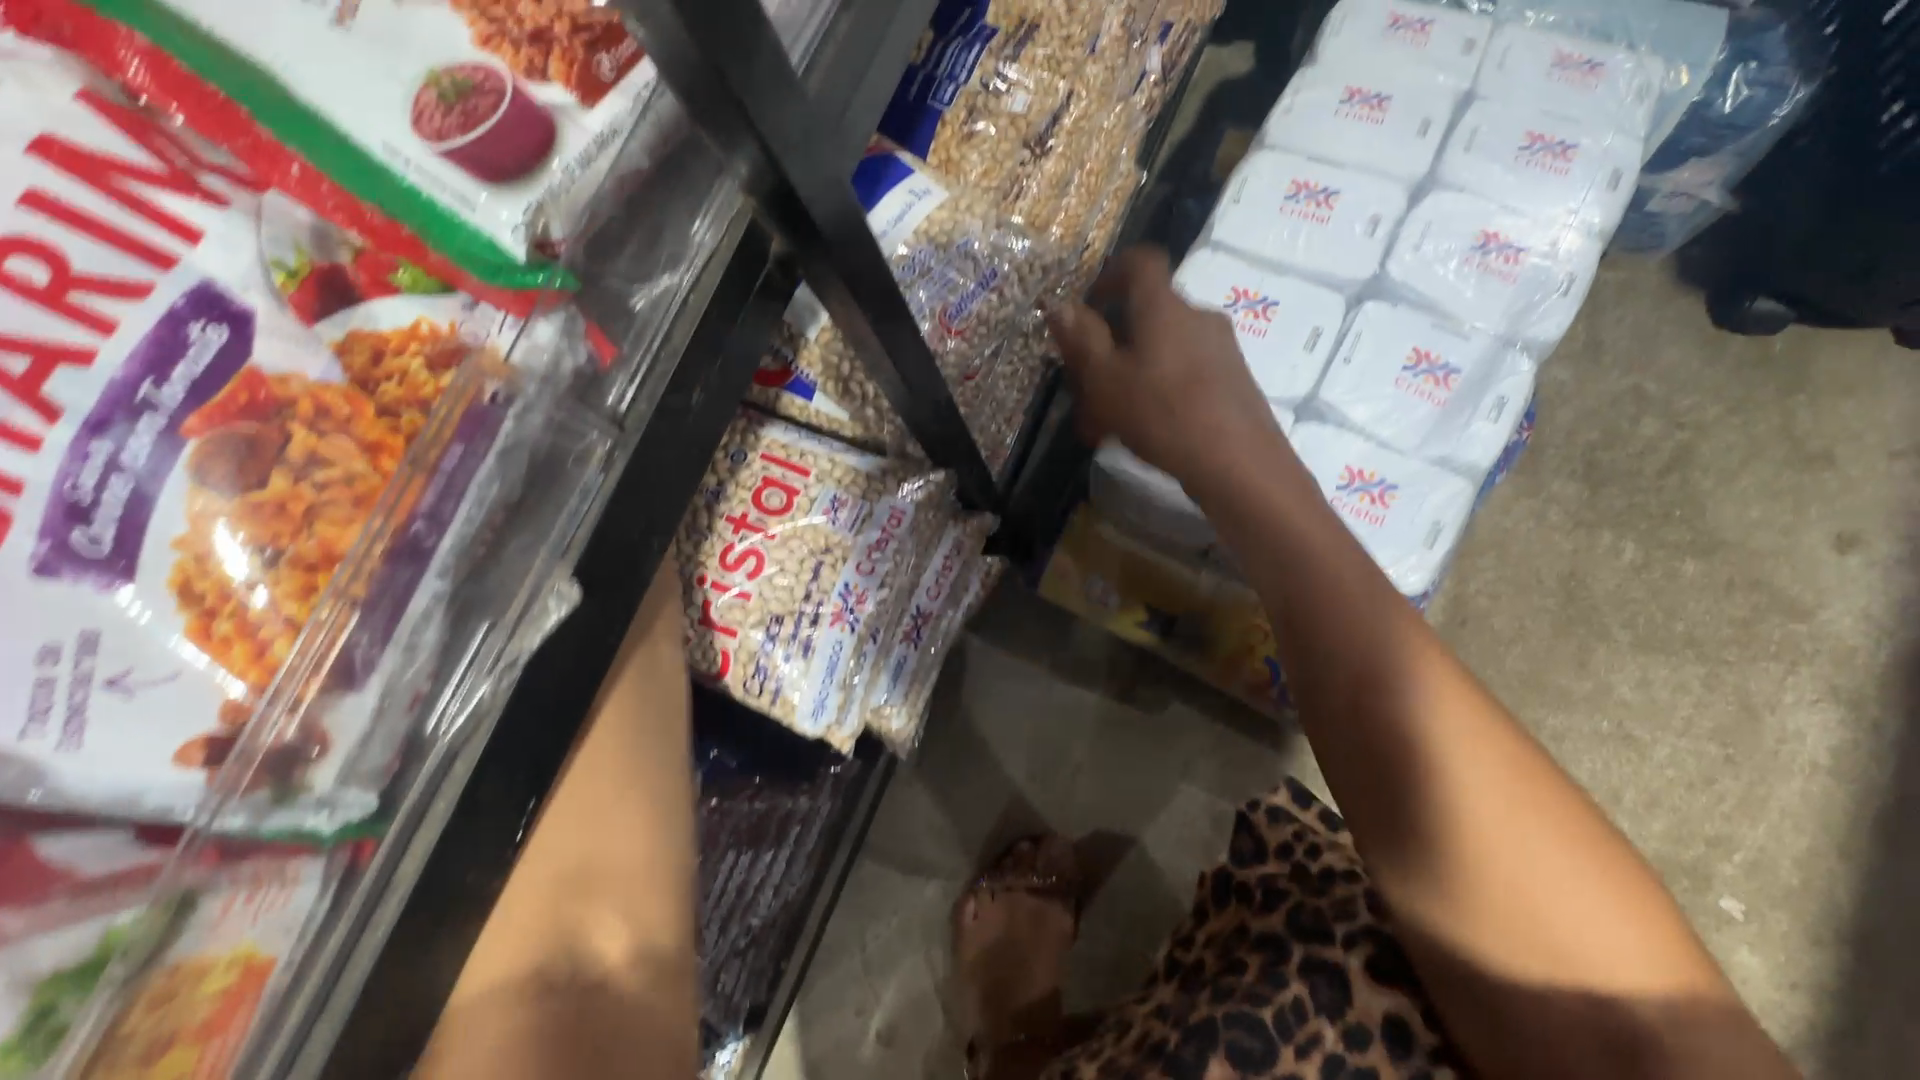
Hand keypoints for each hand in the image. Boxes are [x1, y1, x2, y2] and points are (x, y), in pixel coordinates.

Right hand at [1046, 247, 1289, 487]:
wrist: (1238, 462)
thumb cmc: (1162, 413)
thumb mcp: (1105, 379)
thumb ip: (1081, 339)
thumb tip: (1060, 305)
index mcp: (1163, 307)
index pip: (1141, 262)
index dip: (1111, 273)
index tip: (1090, 303)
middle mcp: (1197, 317)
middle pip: (1147, 315)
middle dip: (1111, 346)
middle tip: (1084, 385)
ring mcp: (1220, 349)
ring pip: (1160, 352)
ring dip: (1129, 378)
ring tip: (1103, 424)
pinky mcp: (1233, 380)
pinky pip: (1182, 375)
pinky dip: (1155, 394)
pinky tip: (1140, 433)